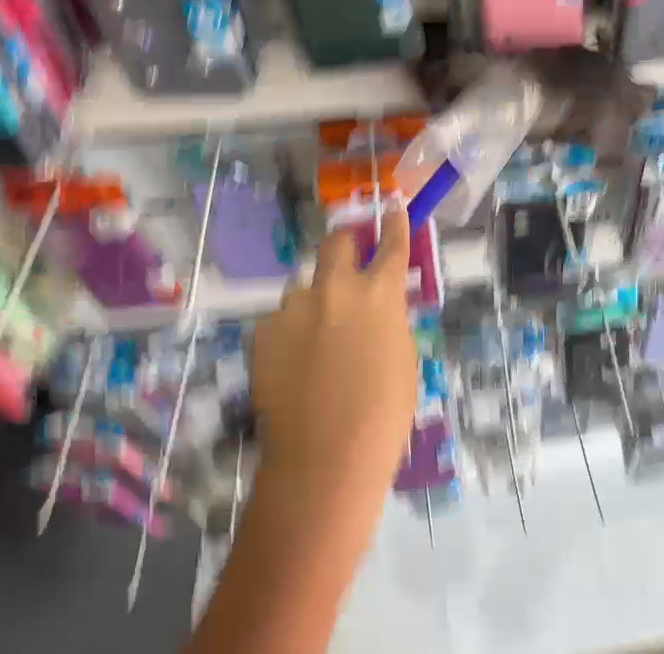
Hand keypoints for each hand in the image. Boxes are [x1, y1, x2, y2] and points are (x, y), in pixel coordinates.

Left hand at [250, 204, 418, 497]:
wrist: (325, 456)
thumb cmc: (383, 414)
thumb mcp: (402, 358)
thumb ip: (386, 321)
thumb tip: (374, 311)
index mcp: (380, 294)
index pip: (392, 245)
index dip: (393, 224)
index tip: (391, 207)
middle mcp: (335, 289)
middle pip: (335, 244)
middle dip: (343, 245)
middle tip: (346, 259)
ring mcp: (293, 308)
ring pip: (302, 289)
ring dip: (312, 303)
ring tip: (314, 344)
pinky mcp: (262, 333)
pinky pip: (279, 323)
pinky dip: (288, 336)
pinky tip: (293, 368)